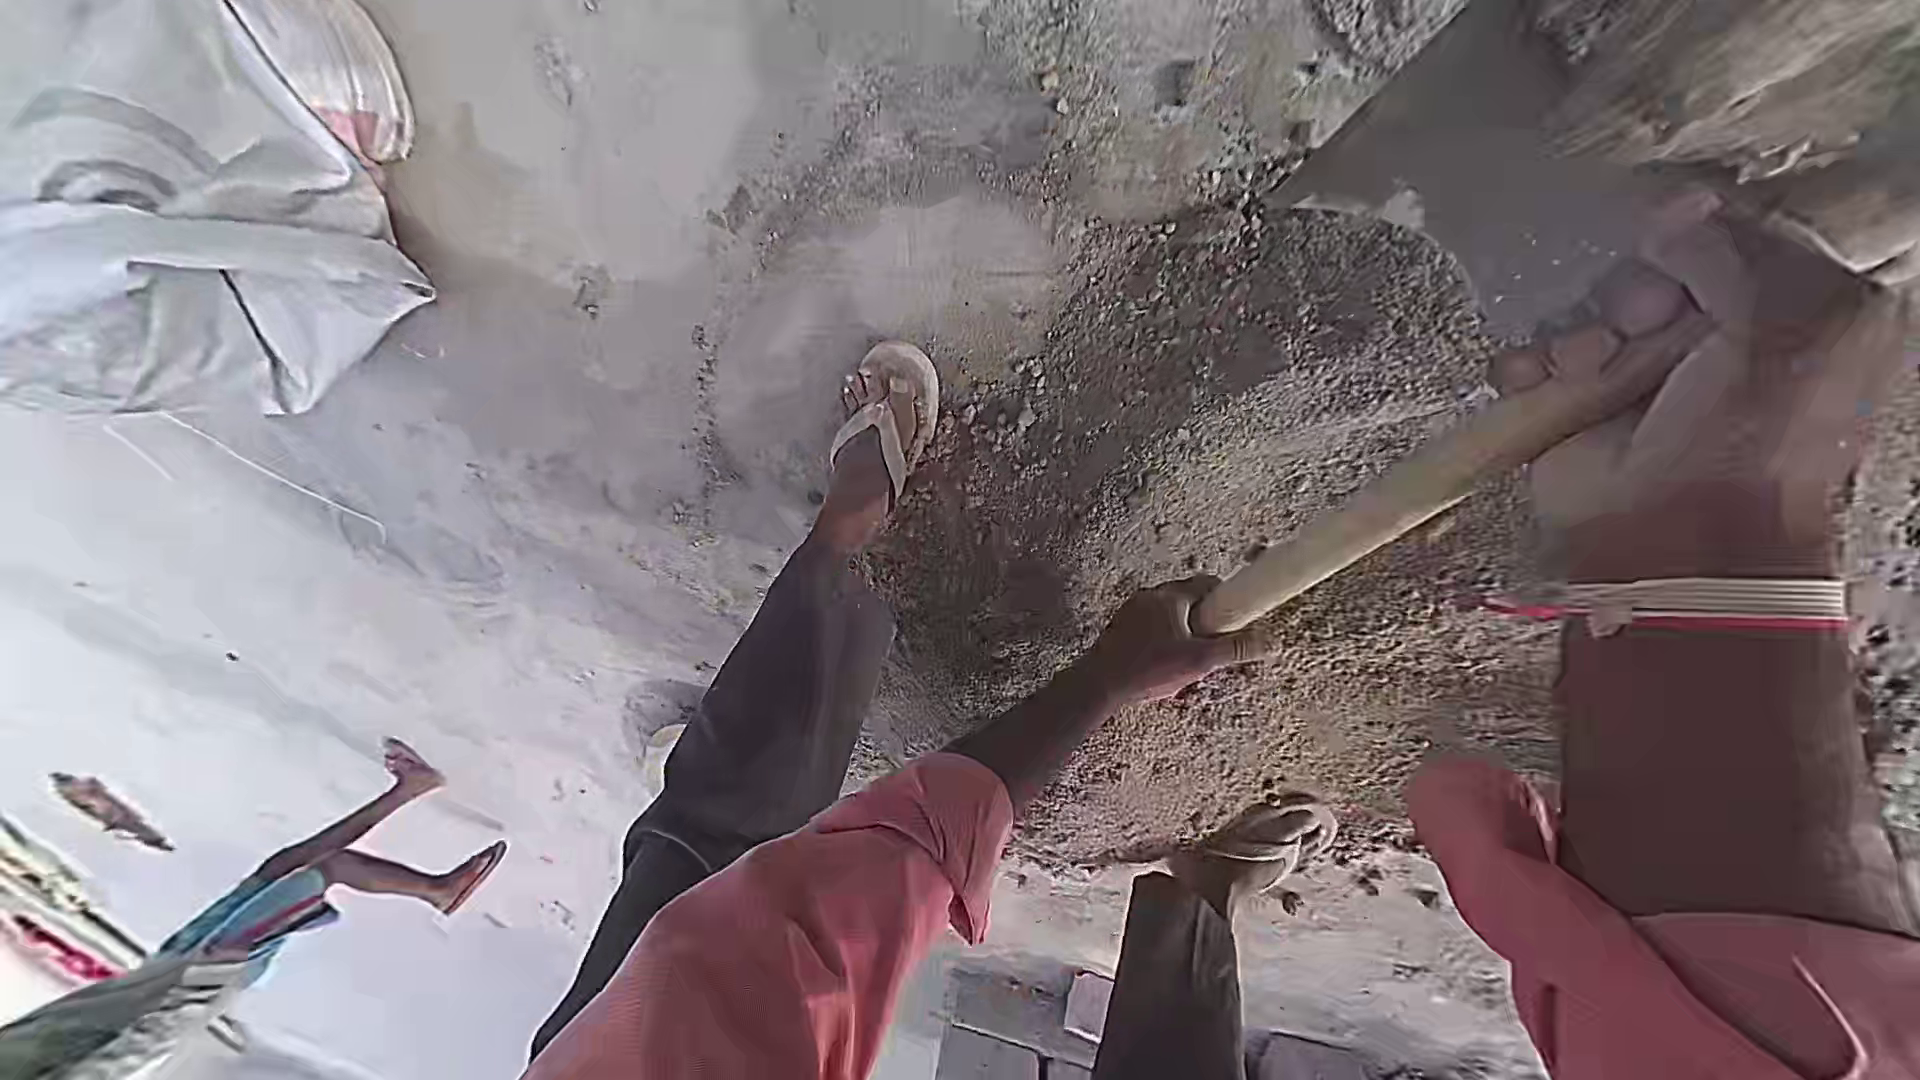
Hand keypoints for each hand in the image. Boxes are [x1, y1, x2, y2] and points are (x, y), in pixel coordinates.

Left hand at [1071, 577, 1275, 704]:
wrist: (1100, 683)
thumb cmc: (1147, 669)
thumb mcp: (1200, 661)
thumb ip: (1236, 648)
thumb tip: (1269, 640)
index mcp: (1170, 596)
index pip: (1208, 584)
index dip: (1227, 601)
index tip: (1236, 621)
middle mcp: (1150, 596)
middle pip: (1189, 600)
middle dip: (1205, 622)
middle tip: (1212, 647)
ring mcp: (1133, 610)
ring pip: (1170, 615)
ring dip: (1184, 634)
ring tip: (1188, 661)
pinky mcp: (1122, 627)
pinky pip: (1152, 627)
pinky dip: (1164, 641)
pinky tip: (1165, 666)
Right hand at [1491, 192, 1915, 579]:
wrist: (1662, 529)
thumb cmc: (1746, 434)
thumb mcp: (1792, 325)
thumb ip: (1742, 255)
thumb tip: (1675, 206)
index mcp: (1773, 310)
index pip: (1716, 244)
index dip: (1689, 245)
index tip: (1677, 268)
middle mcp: (1694, 338)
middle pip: (1637, 278)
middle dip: (1627, 297)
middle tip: (1635, 329)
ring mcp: (1618, 375)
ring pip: (1573, 318)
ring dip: (1572, 337)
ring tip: (1582, 371)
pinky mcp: (1555, 406)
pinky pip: (1523, 363)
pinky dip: (1520, 368)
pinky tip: (1532, 381)